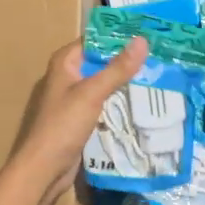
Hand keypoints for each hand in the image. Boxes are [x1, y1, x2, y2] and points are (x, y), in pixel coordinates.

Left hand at [10, 37, 147, 204]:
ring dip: (125, 81)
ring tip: (158, 75)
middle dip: (127, 60)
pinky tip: (143, 101)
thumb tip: (142, 41)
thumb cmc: (63, 125)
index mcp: (65, 62)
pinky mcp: (81, 118)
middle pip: (102, 61)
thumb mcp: (92, 93)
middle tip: (160, 55)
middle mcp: (68, 75)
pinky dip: (120, 100)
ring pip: (105, 83)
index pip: (96, 40)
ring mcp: (74, 98)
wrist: (44, 170)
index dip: (120, 36)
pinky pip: (104, 102)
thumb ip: (117, 68)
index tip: (148, 34)